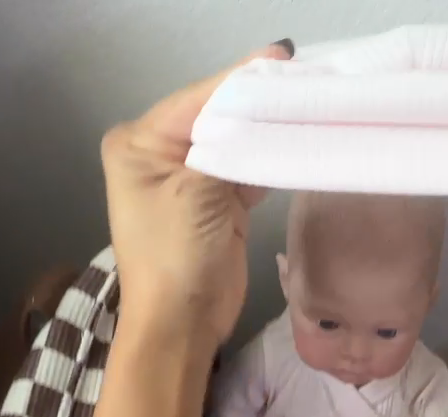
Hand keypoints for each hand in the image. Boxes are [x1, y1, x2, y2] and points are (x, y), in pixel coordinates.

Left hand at [101, 41, 292, 345]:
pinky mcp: (218, 208)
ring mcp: (190, 183)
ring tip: (308, 105)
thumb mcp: (198, 195)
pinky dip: (269, 161)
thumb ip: (230, 148)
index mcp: (139, 144)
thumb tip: (264, 112)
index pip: (197, 100)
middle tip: (304, 80)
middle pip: (217, 119)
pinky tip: (296, 143)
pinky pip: (246, 172)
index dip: (240, 81)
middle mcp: (160, 156)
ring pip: (235, 145)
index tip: (283, 58)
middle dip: (257, 104)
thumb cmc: (176, 261)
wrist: (182, 327)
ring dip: (267, 133)